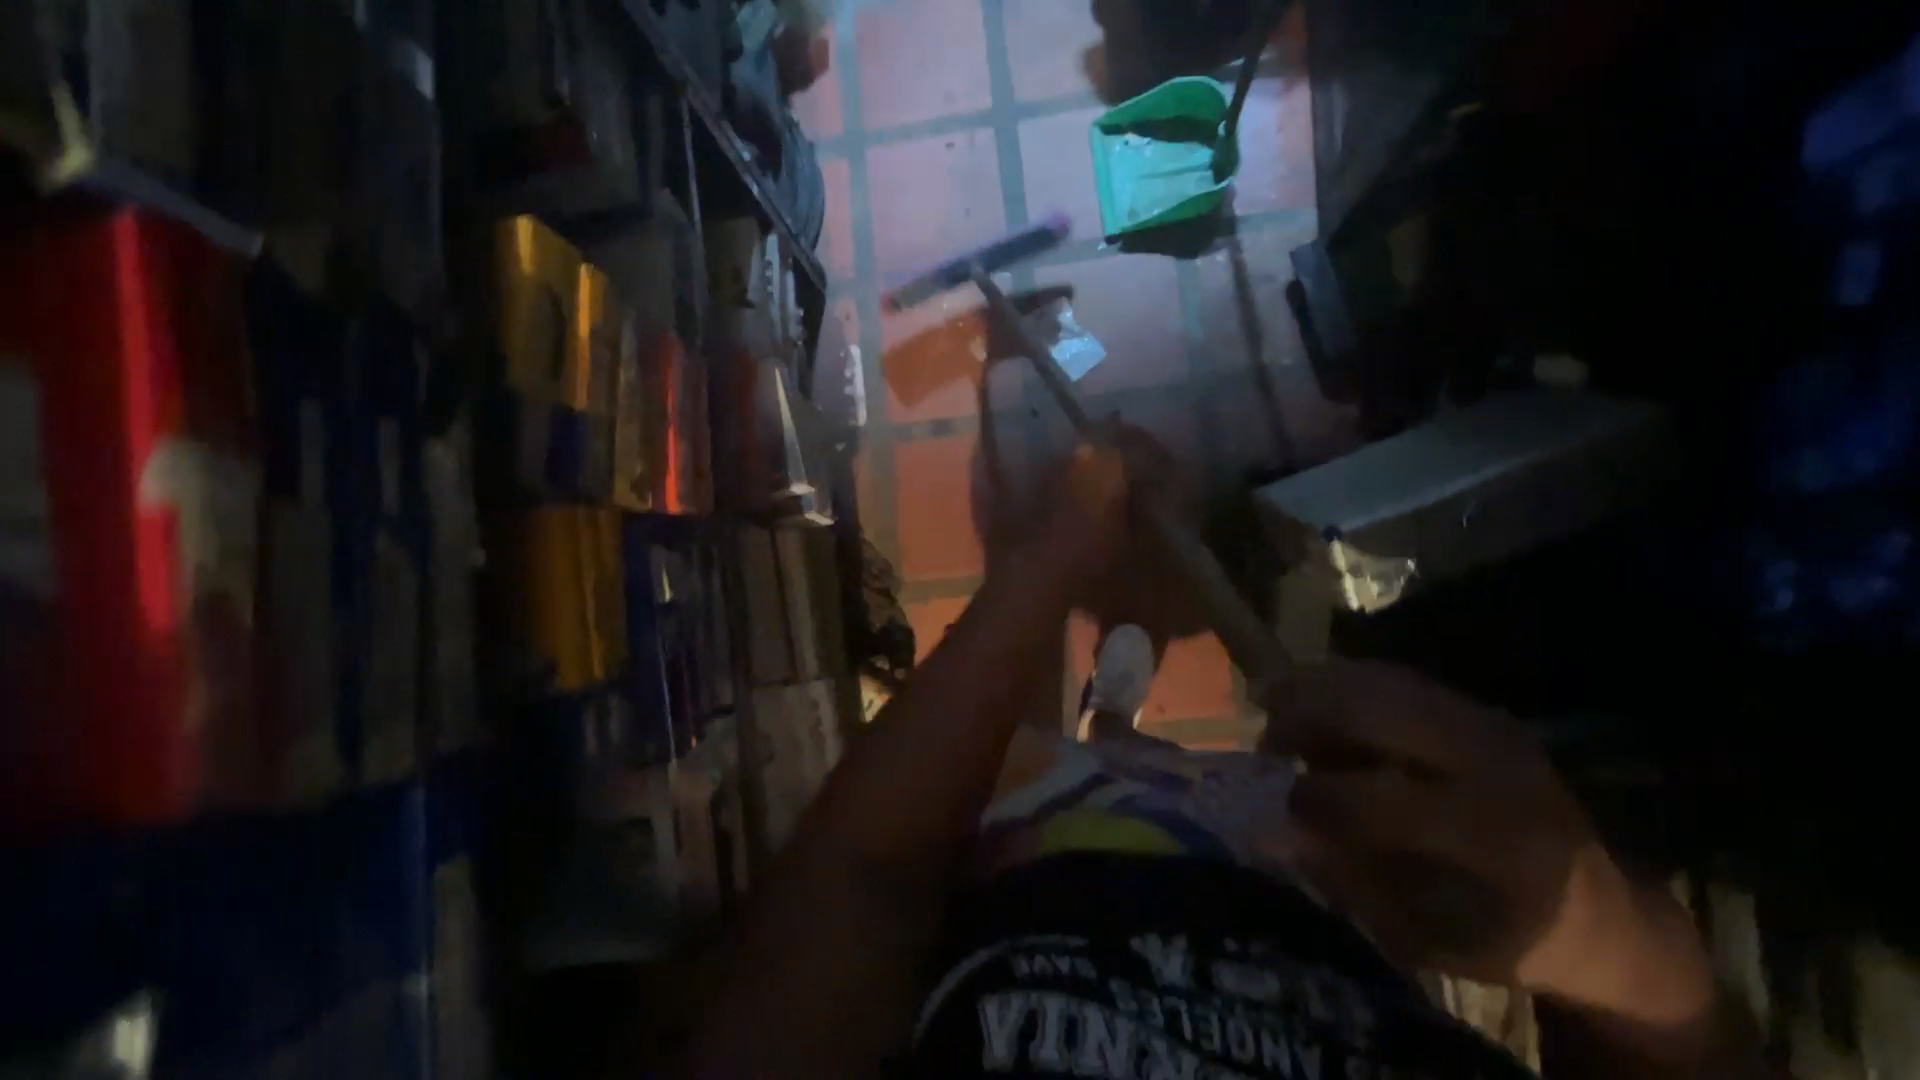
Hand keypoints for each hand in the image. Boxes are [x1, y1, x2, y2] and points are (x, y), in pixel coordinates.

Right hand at [1264, 660, 1715, 1022]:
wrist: (1598, 911)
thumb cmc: (1501, 938)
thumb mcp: (1423, 938)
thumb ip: (1348, 880)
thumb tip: (1272, 829)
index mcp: (1491, 839)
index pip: (1379, 799)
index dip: (1313, 801)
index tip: (1279, 811)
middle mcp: (1494, 765)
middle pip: (1376, 711)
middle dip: (1304, 717)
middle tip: (1264, 742)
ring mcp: (1489, 725)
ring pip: (1379, 681)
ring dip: (1316, 692)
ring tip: (1279, 718)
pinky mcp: (1479, 709)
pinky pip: (1393, 678)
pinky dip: (1342, 685)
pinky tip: (1314, 707)